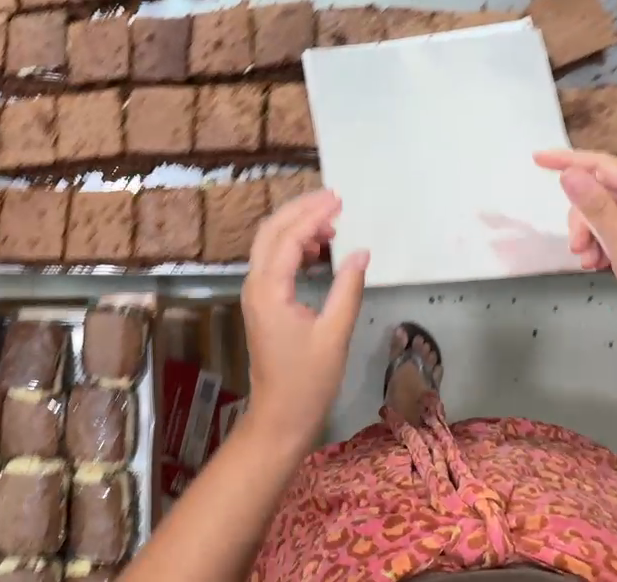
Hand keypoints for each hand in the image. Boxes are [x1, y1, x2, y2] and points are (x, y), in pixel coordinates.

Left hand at [239, 189, 367, 447]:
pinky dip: (294, 245)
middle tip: (333, 198)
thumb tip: (361, 251)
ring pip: (270, 242)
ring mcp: (255, 292)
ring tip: (332, 223)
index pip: (289, 237)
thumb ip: (348, 288)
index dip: (314, 214)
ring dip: (297, 226)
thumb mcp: (335, 334)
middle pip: (271, 230)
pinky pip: (273, 259)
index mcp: (269, 289)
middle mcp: (255, 284)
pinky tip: (319, 249)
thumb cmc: (308, 381)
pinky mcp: (262, 301)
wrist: (280, 417)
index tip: (339, 201)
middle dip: (301, 209)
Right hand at [533, 149, 616, 345]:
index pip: (605, 165)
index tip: (537, 158)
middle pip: (604, 192)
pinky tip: (599, 265)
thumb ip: (595, 206)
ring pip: (609, 213)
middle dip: (582, 217)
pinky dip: (605, 244)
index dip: (568, 160)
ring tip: (588, 262)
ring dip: (591, 234)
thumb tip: (568, 171)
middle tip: (575, 247)